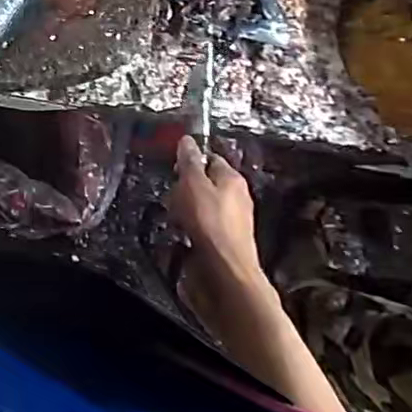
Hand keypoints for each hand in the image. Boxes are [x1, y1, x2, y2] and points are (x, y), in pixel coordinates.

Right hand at [170, 135, 264, 294]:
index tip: (174, 169)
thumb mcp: (192, 184)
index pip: (209, 157)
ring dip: (185, 208)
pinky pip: (205, 224)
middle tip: (173, 195)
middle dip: (185, 187)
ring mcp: (234, 219)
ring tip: (175, 216)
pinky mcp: (227, 239)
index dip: (190, 161)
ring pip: (202, 204)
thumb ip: (189, 161)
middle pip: (205, 181)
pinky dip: (192, 226)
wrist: (226, 270)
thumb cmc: (209, 222)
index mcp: (233, 178)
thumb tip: (187, 140)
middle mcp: (238, 196)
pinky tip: (184, 233)